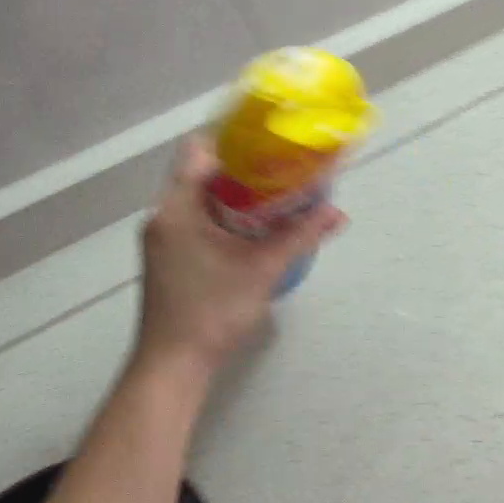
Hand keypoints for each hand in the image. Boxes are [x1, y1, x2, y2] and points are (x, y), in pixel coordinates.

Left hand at [134, 137, 345, 377]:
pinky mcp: (172, 255)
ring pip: (204, 196)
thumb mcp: (263, 268)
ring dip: (240, 191)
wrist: (173, 366)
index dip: (235, 136)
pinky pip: (202, 217)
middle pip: (204, 171)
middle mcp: (165, 215)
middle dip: (247, 164)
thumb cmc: (211, 310)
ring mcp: (166, 237)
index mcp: (176, 208)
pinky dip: (231, 212)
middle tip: (288, 162)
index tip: (272, 136)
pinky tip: (262, 224)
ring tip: (283, 189)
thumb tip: (338, 213)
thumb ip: (301, 235)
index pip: (198, 150)